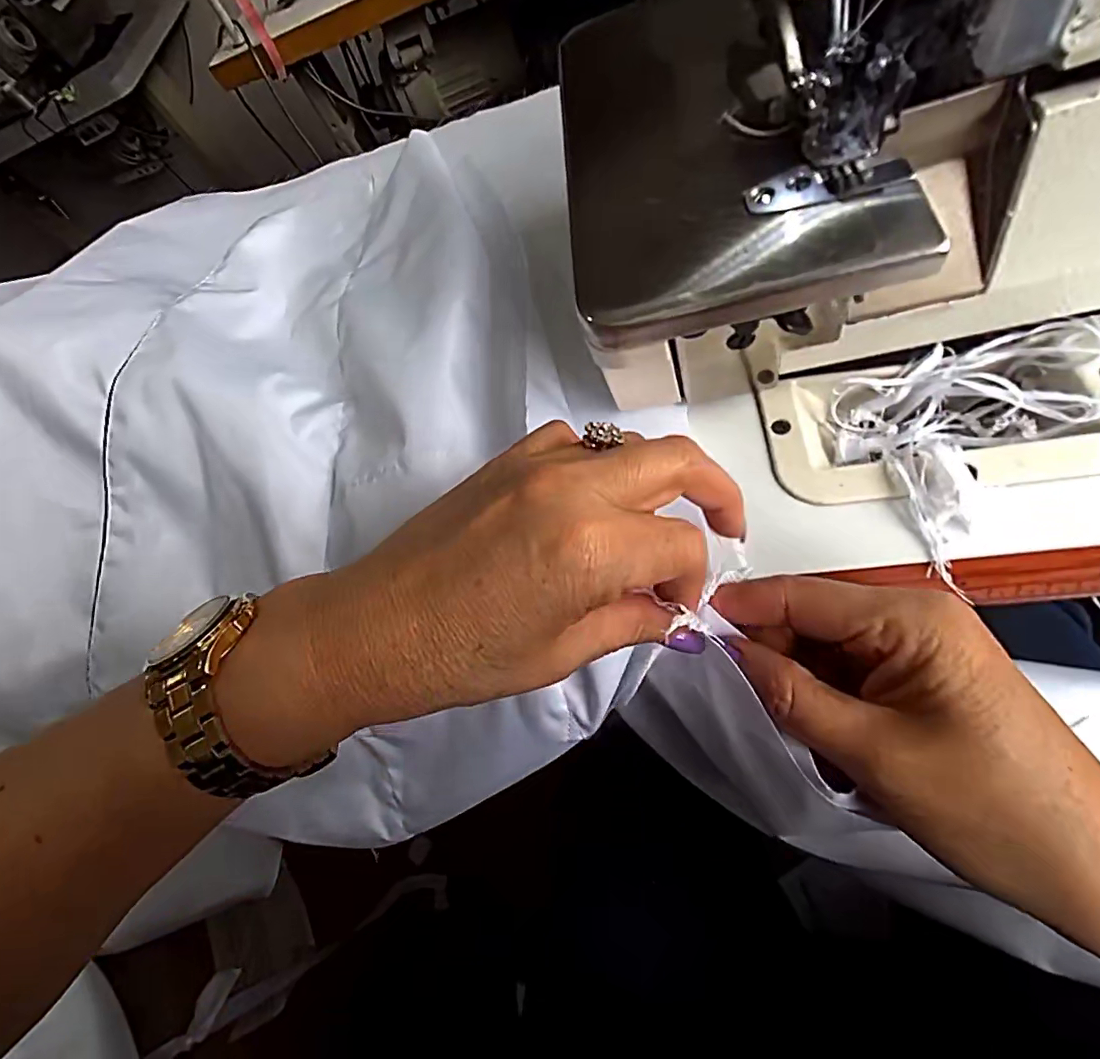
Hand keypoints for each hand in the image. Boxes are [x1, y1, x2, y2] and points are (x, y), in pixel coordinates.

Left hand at [218, 421, 745, 767]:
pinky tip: (595, 502)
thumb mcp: (563, 653)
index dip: (695, 578)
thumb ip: (632, 621)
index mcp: (592, 546)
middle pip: (679, 460)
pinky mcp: (510, 458)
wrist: (373, 628)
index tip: (678, 607)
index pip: (683, 544)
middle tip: (726, 527)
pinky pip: (580, 441)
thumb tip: (672, 611)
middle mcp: (574, 488)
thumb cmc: (465, 657)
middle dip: (719, 493)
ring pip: (633, 444)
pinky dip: (606, 464)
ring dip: (662, 478)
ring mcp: (539, 462)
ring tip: (656, 522)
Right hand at [712, 576, 1099, 928]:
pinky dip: (831, 701)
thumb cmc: (1004, 810)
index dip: (745, 608)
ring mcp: (926, 649)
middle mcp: (921, 619)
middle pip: (816, 619)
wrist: (1092, 866)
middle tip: (744, 699)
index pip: (804, 595)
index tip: (697, 625)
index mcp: (914, 617)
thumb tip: (736, 655)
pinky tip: (831, 739)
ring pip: (832, 651)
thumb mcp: (875, 754)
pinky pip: (857, 674)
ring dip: (804, 685)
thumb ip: (794, 697)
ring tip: (800, 734)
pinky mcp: (927, 679)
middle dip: (774, 655)